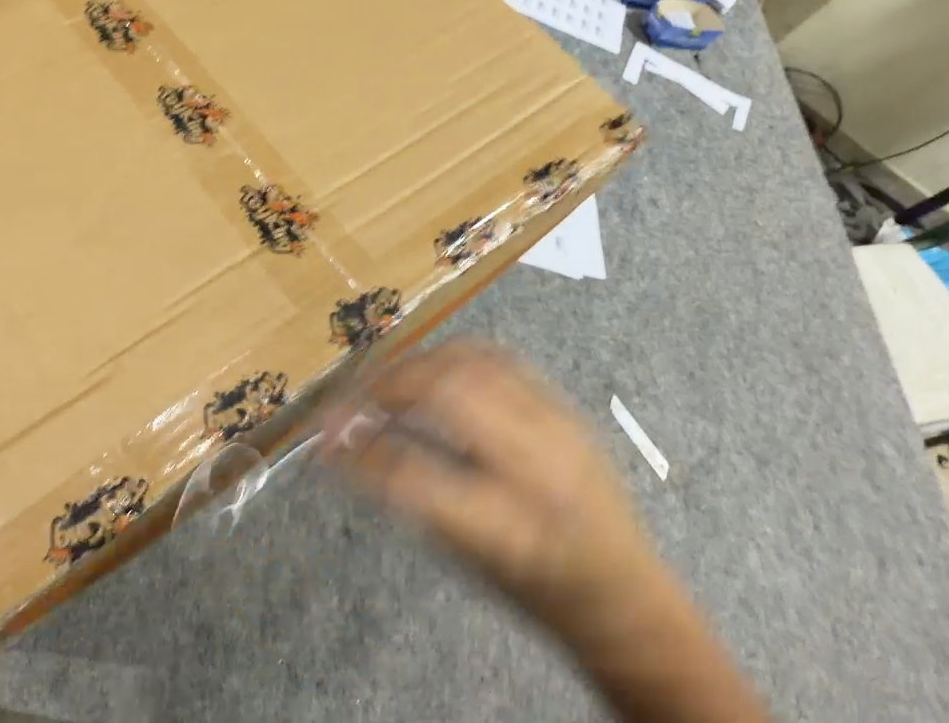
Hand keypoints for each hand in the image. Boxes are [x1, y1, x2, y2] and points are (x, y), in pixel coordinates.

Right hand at [328, 343, 768, 722]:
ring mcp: (560, 428)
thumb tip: (345, 447)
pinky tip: (426, 367)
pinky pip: (500, 358)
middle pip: (449, 394)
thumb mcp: (467, 560)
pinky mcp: (566, 407)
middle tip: (346, 399)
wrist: (627, 595)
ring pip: (473, 363)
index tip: (322, 441)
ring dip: (414, 364)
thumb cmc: (535, 591)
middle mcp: (541, 468)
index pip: (416, 474)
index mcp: (513, 529)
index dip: (359, 451)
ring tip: (379, 380)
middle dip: (384, 386)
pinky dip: (451, 354)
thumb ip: (408, 498)